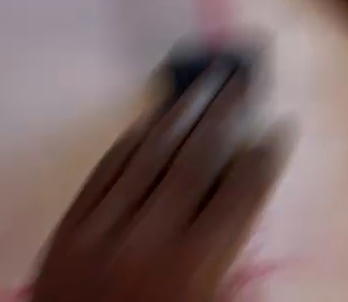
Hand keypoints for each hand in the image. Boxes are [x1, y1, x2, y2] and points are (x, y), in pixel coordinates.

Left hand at [32, 63, 288, 301]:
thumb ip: (227, 256)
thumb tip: (241, 191)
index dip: (265, 156)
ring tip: (205, 81)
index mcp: (193, 269)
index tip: (280, 125)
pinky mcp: (67, 229)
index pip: (240, 194)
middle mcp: (150, 240)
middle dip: (227, 111)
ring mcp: (103, 230)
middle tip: (243, 78)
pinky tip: (151, 118)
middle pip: (198, 158)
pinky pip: (105, 169)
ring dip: (183, 110)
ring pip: (152, 152)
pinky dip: (130, 140)